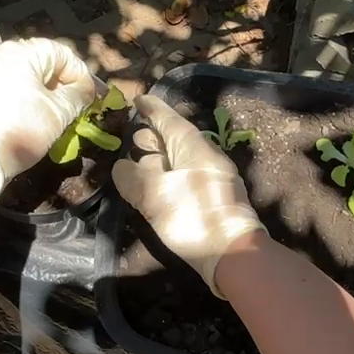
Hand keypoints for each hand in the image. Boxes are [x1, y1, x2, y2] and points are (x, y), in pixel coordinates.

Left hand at [0, 39, 98, 208]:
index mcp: (21, 52)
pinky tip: (8, 120)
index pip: (61, 52)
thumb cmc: (19, 129)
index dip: (79, 74)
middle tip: (65, 108)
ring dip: (28, 92)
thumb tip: (84, 90)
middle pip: (33, 62)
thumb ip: (77, 97)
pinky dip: (4, 100)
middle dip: (53, 84)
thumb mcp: (58, 114)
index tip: (87, 98)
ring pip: (9, 76)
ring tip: (37, 117)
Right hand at [111, 95, 265, 296]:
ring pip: (178, 160)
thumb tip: (121, 167)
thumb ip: (132, 177)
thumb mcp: (154, 195)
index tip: (137, 99)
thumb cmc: (193, 216)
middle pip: (174, 138)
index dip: (151, 108)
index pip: (168, 118)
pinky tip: (155, 189)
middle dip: (153, 135)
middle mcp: (203, 156)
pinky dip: (166, 177)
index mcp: (192, 146)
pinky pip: (183, 178)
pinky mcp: (210, 200)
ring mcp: (209, 179)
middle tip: (133, 137)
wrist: (232, 254)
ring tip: (139, 161)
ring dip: (158, 158)